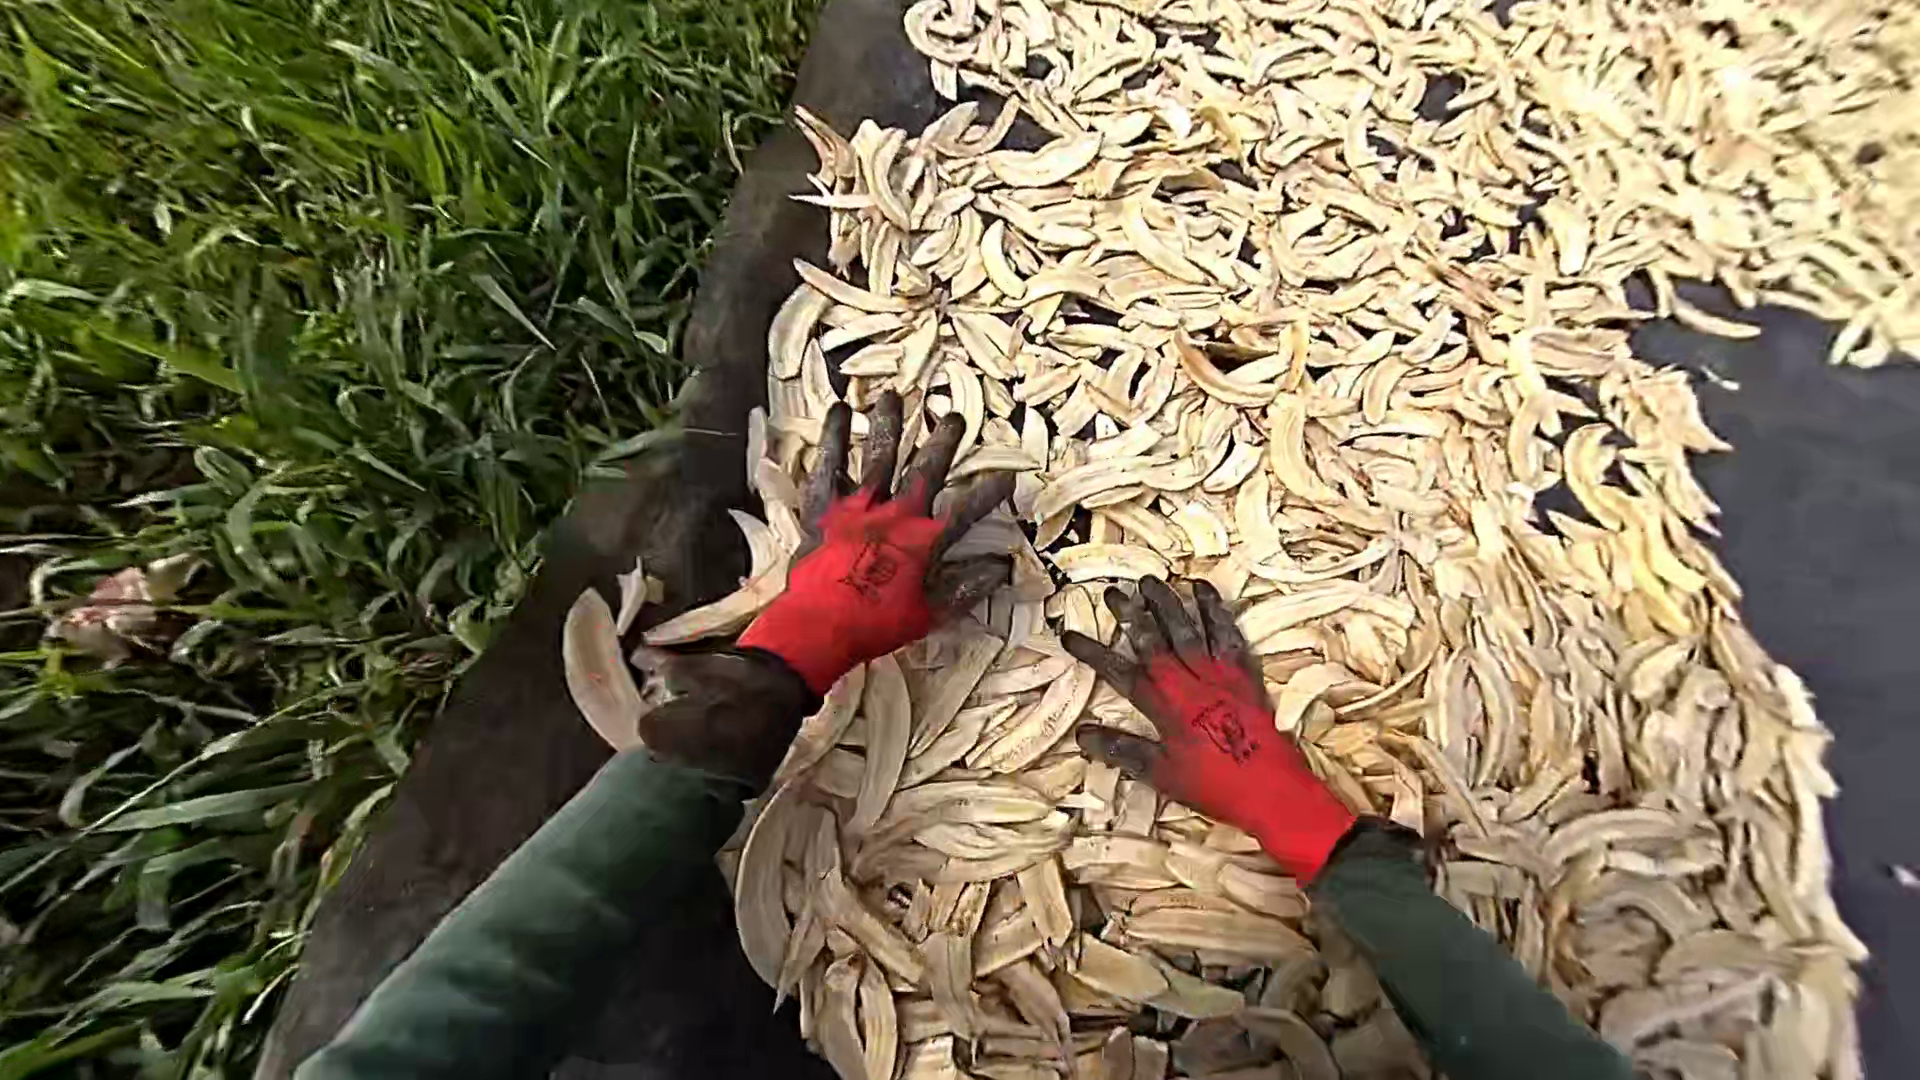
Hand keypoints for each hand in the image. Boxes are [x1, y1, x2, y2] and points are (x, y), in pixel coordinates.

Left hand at [739, 391, 1013, 694]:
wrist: (820, 626)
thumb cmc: (878, 622)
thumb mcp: (931, 613)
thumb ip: (967, 587)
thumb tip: (1002, 568)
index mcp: (925, 540)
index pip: (967, 509)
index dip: (990, 492)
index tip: (1009, 475)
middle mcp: (896, 513)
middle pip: (926, 469)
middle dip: (944, 443)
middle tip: (956, 417)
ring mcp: (859, 506)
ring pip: (879, 456)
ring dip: (889, 425)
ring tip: (894, 396)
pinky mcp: (825, 508)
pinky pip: (829, 467)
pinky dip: (833, 439)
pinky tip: (837, 411)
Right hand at [1064, 577, 1356, 881]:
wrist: (1275, 791)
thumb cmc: (1214, 785)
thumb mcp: (1161, 774)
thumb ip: (1122, 750)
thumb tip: (1082, 735)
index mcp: (1164, 705)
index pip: (1119, 672)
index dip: (1092, 652)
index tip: (1069, 635)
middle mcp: (1187, 681)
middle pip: (1152, 640)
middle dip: (1129, 614)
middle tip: (1112, 591)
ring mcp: (1217, 673)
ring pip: (1186, 629)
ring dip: (1166, 603)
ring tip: (1150, 581)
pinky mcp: (1242, 672)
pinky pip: (1226, 634)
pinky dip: (1214, 610)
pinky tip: (1204, 591)